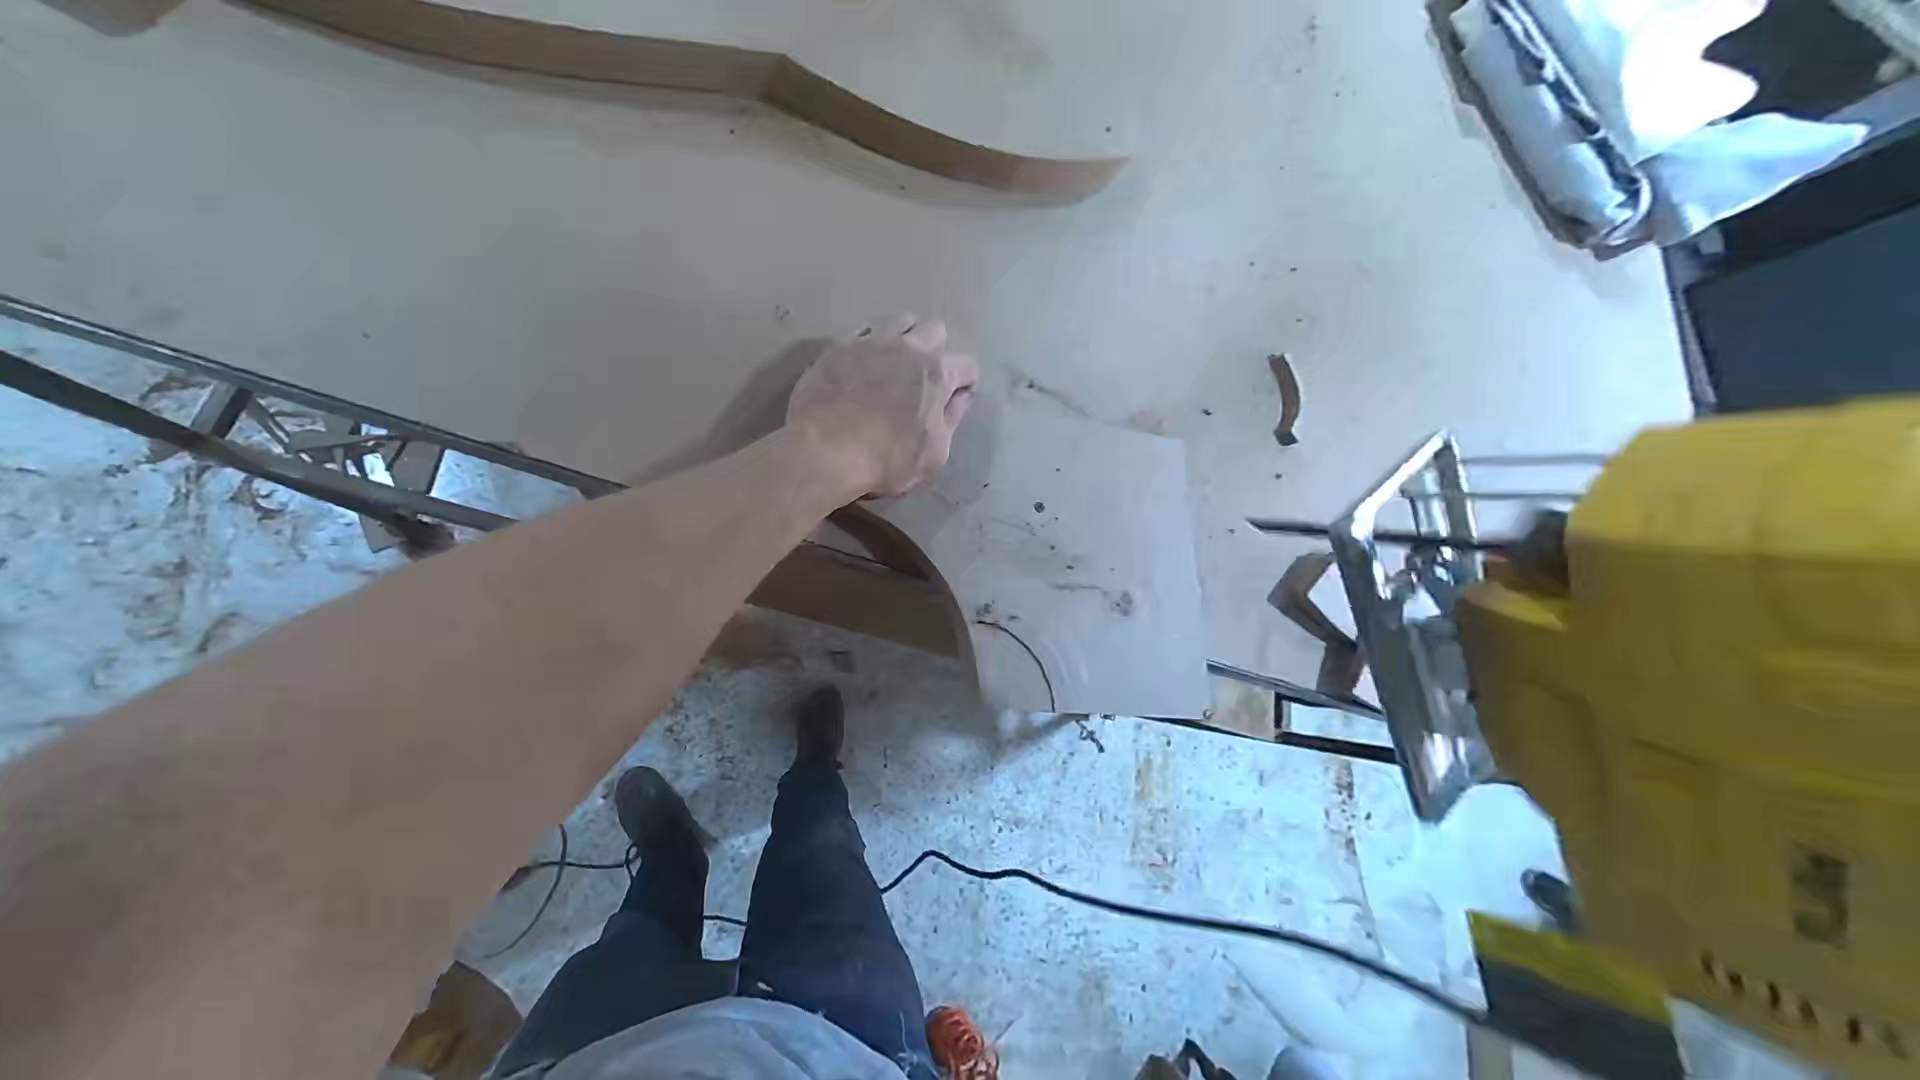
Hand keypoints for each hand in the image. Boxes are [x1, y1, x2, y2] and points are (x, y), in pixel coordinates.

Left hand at [785, 314, 978, 499]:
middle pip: (934, 330)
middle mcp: (907, 346)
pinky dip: (867, 345)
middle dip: (936, 351)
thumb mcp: (934, 453)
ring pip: (899, 322)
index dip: (965, 383)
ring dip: (903, 339)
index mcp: (937, 372)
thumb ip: (951, 419)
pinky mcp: (837, 346)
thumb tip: (959, 398)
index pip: (967, 365)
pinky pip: (861, 331)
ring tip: (892, 366)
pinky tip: (860, 366)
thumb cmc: (886, 460)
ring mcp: (870, 341)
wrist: (824, 452)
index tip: (954, 399)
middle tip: (923, 379)